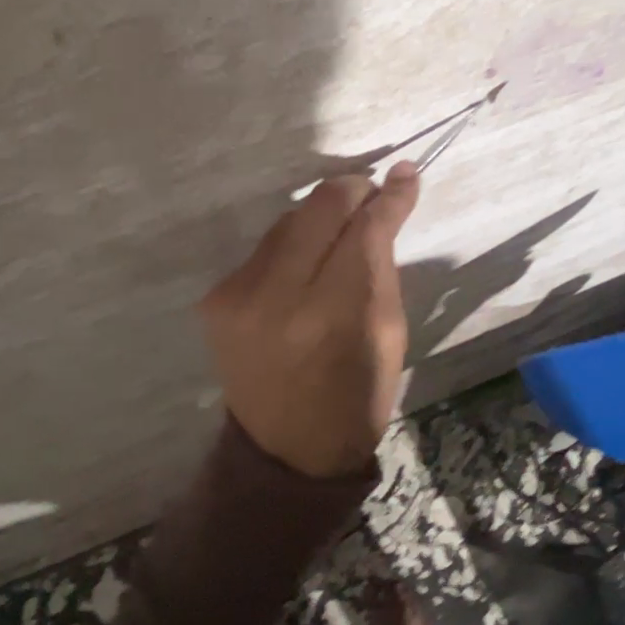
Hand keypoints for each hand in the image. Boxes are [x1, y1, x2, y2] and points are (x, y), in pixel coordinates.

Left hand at [200, 163, 420, 477]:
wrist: (285, 451)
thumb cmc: (355, 397)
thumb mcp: (388, 332)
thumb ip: (382, 262)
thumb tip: (391, 198)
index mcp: (332, 314)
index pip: (364, 229)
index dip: (390, 196)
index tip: (407, 172)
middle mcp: (276, 295)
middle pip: (320, 206)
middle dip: (353, 191)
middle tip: (374, 195)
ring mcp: (238, 294)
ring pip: (290, 219)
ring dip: (321, 218)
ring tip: (341, 234)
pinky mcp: (217, 296)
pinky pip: (266, 248)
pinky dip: (293, 247)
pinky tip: (306, 266)